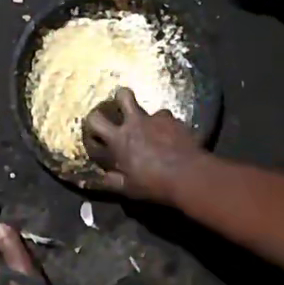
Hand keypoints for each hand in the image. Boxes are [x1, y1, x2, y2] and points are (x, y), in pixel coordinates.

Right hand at [81, 87, 204, 201]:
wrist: (191, 176)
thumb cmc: (154, 183)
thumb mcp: (128, 188)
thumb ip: (111, 181)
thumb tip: (99, 179)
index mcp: (119, 138)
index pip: (95, 119)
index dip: (92, 120)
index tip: (95, 127)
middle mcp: (136, 123)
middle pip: (124, 96)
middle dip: (121, 96)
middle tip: (122, 105)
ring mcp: (159, 121)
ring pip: (152, 109)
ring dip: (152, 119)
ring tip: (155, 130)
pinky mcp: (179, 123)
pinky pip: (171, 120)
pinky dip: (170, 128)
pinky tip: (174, 139)